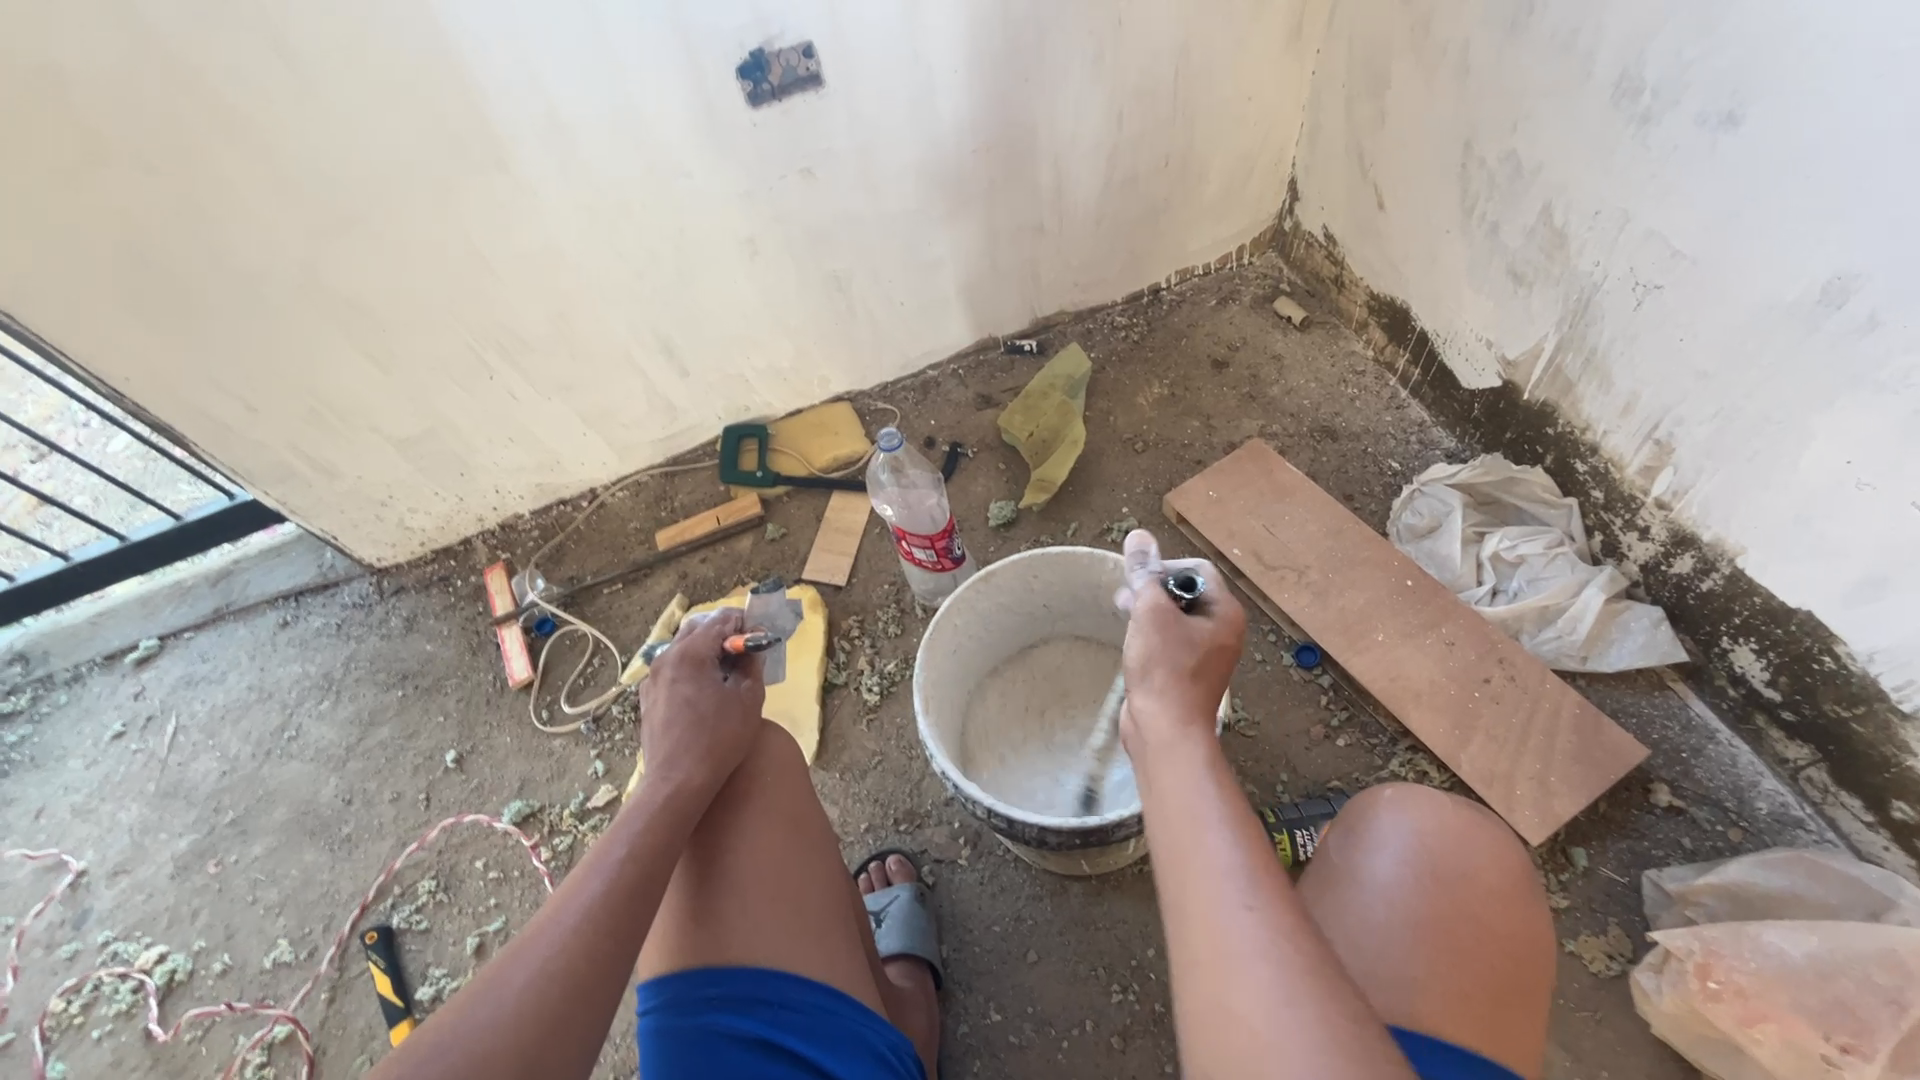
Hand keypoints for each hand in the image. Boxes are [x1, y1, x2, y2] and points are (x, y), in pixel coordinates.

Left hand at [637, 608, 765, 797]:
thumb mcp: (749, 699)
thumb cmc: (719, 739)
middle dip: (723, 634)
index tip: (759, 639)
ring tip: (728, 674)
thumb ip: (752, 664)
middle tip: (745, 653)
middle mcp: (665, 658)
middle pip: (697, 629)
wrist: (677, 783)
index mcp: (689, 654)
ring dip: (706, 652)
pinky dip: (691, 669)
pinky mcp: (648, 698)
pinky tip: (706, 692)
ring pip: (682, 649)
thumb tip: (754, 646)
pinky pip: (673, 670)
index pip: (720, 620)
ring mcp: (652, 679)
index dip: (744, 624)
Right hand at [1113, 529, 1245, 753]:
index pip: (1196, 569)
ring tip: (1123, 615)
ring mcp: (1207, 654)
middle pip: (1186, 591)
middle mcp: (1223, 630)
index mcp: (1224, 612)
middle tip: (1125, 597)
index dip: (1164, 567)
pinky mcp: (1189, 673)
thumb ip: (1144, 573)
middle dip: (1153, 589)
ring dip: (1149, 610)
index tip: (1137, 582)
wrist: (1166, 732)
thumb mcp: (1150, 612)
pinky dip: (1152, 635)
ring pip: (1176, 617)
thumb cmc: (1164, 669)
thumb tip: (1138, 536)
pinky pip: (1171, 641)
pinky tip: (1133, 642)